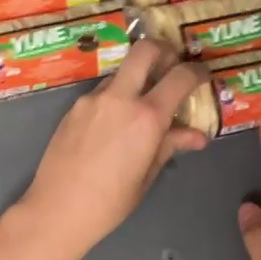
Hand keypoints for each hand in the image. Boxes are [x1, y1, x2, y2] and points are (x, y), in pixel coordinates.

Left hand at [10, 40, 207, 259]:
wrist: (57, 209)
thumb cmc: (110, 202)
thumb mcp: (147, 175)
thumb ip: (170, 146)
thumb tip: (197, 136)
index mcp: (146, 117)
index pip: (180, 77)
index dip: (197, 71)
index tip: (203, 74)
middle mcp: (119, 98)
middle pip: (145, 50)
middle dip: (164, 50)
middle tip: (172, 63)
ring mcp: (92, 99)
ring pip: (121, 71)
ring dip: (137, 77)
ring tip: (143, 103)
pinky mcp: (73, 107)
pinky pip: (102, 91)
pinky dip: (116, 96)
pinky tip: (115, 123)